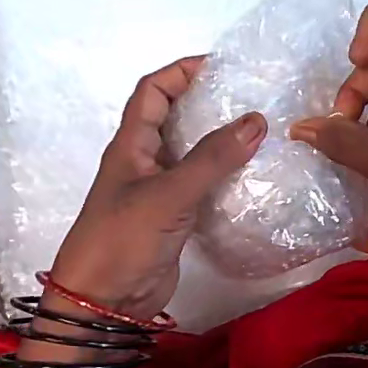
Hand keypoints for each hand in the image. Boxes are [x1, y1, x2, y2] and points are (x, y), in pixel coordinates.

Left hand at [49, 57, 265, 323]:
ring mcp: (160, 193)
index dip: (181, 71)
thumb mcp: (168, 194)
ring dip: (220, 143)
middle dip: (208, 104)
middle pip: (175, 119)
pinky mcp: (175, 220)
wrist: (105, 301)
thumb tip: (256, 119)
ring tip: (261, 134)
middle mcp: (145, 162)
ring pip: (192, 155)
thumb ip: (212, 158)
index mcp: (131, 145)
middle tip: (252, 99)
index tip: (222, 66)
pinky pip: (202, 188)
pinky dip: (224, 179)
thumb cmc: (124, 239)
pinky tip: (253, 178)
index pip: (153, 91)